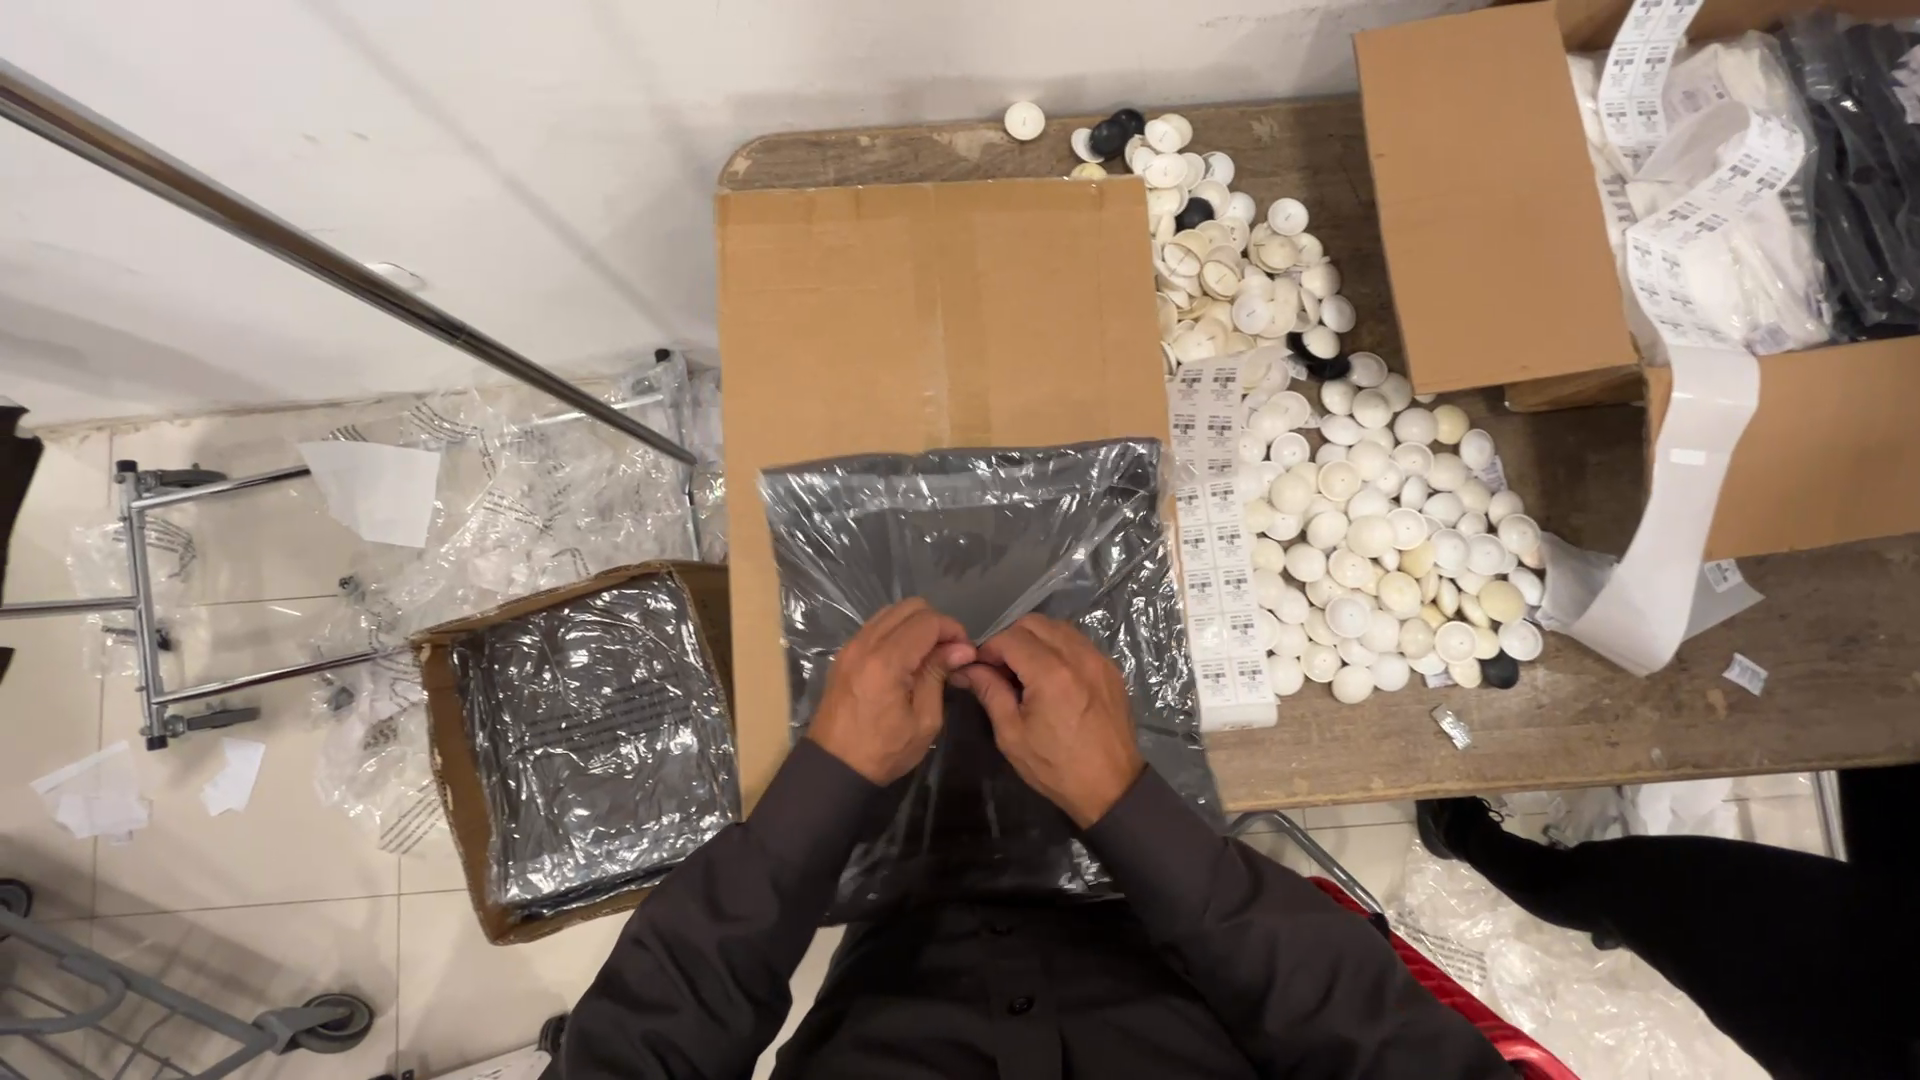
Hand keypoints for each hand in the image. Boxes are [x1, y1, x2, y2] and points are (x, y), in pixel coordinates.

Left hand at [808, 599, 974, 785]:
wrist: (833, 767)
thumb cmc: (884, 751)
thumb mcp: (924, 721)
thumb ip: (938, 675)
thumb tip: (962, 648)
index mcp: (886, 661)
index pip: (927, 622)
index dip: (953, 630)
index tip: (965, 651)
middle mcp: (865, 644)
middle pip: (909, 607)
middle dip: (936, 622)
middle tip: (949, 651)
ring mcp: (851, 646)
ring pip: (891, 612)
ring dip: (915, 625)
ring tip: (930, 653)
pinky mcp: (844, 654)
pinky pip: (876, 626)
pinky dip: (897, 631)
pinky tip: (907, 657)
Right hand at [952, 614, 1143, 827]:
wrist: (1112, 787)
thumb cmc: (1056, 767)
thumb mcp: (1012, 734)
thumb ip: (990, 692)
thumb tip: (967, 669)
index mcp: (1051, 673)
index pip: (1009, 637)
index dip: (988, 649)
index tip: (981, 669)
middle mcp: (1077, 656)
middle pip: (1034, 623)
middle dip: (1011, 639)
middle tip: (1002, 668)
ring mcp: (1098, 659)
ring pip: (1058, 627)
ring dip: (1035, 639)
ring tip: (1026, 670)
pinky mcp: (1110, 668)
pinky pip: (1078, 641)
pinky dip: (1058, 647)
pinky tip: (1052, 675)